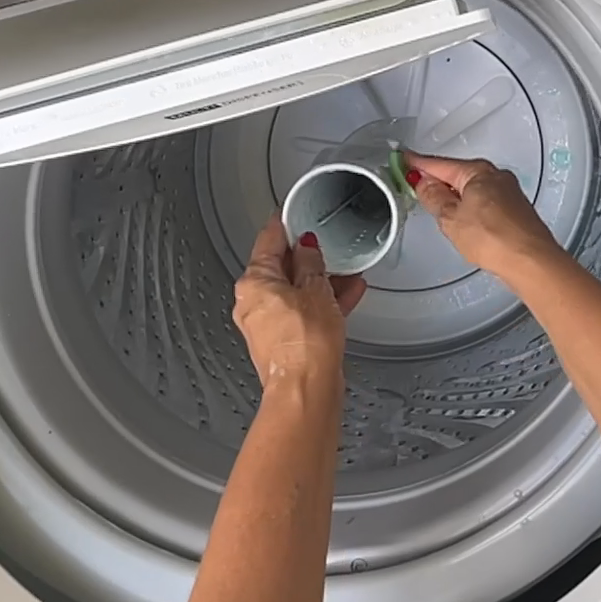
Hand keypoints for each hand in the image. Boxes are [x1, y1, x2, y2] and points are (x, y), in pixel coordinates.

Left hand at [232, 214, 367, 382]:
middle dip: (307, 258)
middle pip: (282, 268)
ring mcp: (268, 324)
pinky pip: (304, 311)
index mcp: (253, 283)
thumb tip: (308, 247)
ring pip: (296, 291)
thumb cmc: (304, 342)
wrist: (307, 388)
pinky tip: (347, 296)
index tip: (291, 214)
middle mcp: (253, 303)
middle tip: (327, 246)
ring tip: (347, 272)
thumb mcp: (316, 287)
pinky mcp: (285, 341)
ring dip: (320, 281)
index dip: (284, 225)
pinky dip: (322, 302)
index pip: (268, 241)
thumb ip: (311, 261)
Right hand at [404, 152, 562, 279]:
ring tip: (436, 204)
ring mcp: (508, 192)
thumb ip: (434, 198)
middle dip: (437, 179)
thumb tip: (424, 184)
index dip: (419, 163)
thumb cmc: (495, 238)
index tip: (405, 159)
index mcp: (478, 172)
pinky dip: (470, 204)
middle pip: (458, 173)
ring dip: (454, 194)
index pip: (440, 164)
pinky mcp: (514, 209)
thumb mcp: (451, 218)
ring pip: (473, 187)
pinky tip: (464, 217)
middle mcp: (496, 176)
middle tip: (416, 181)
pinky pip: (485, 199)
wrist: (530, 259)